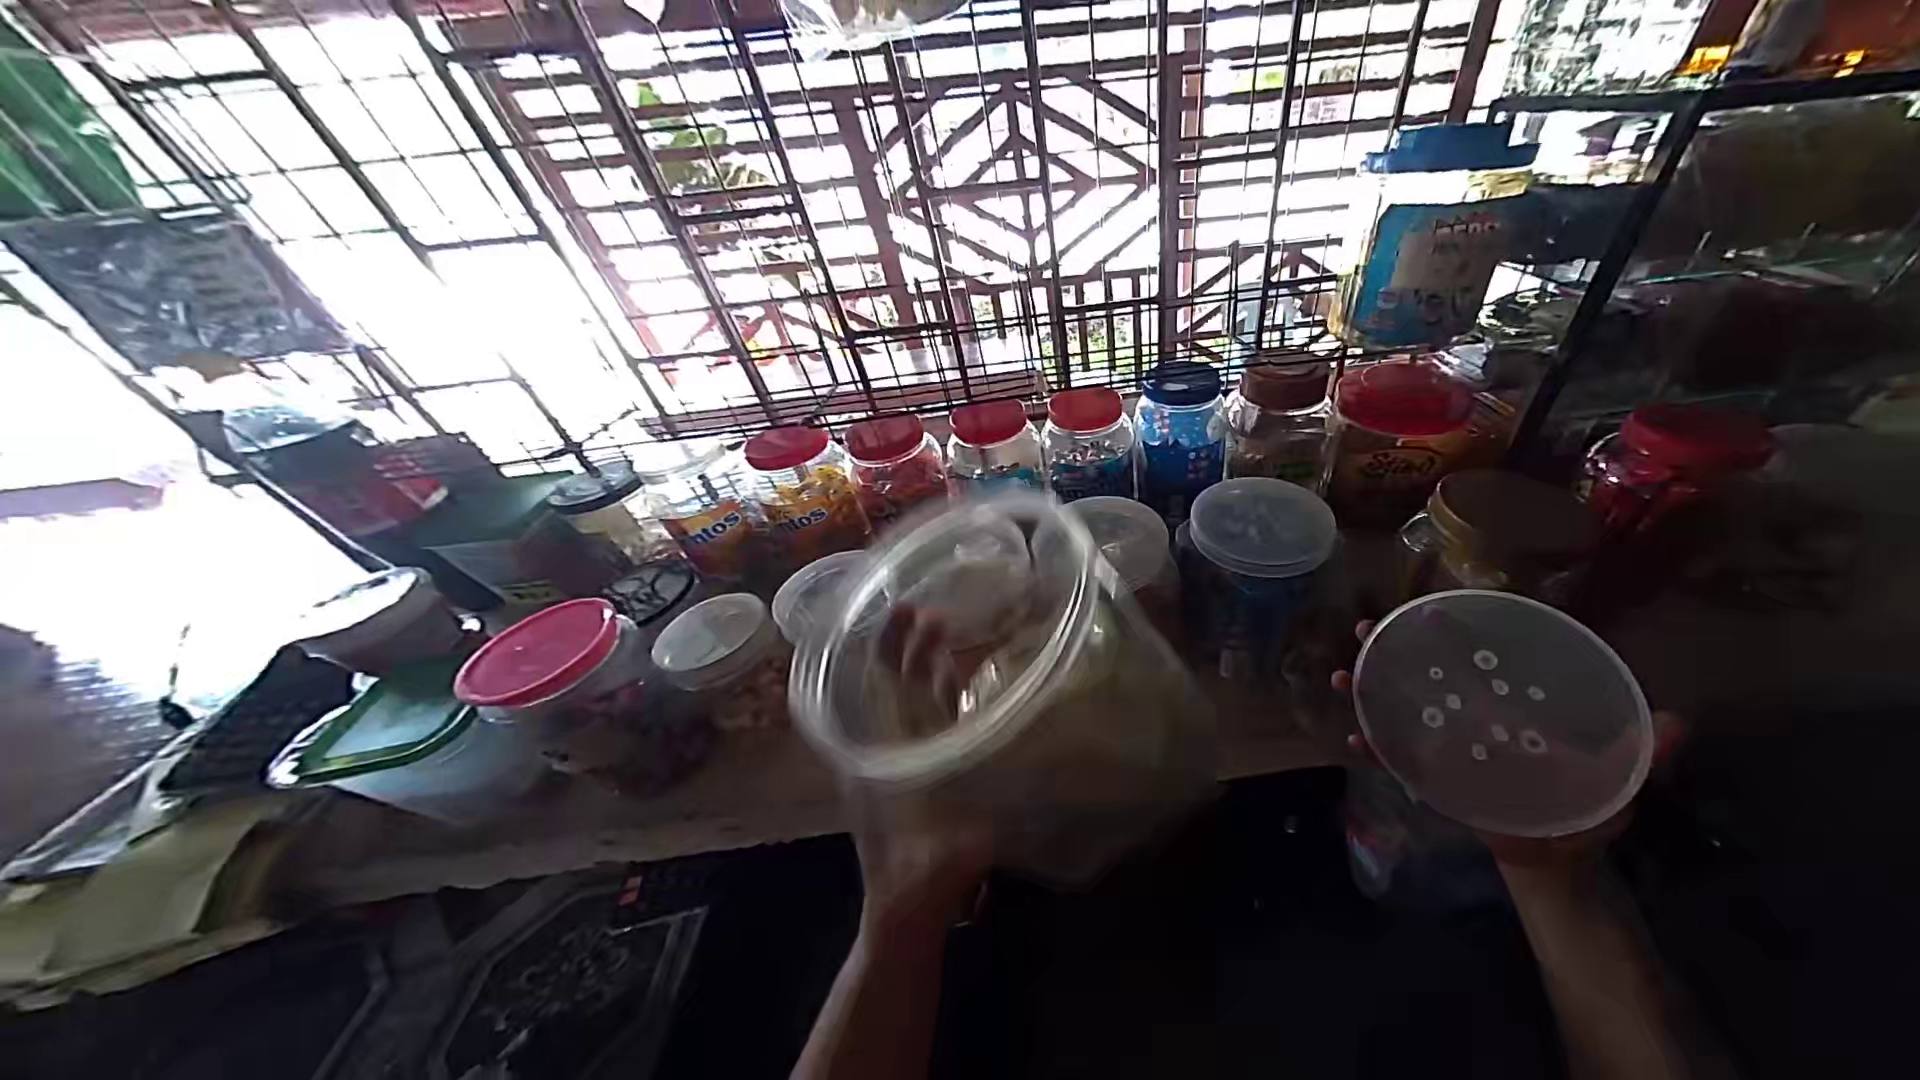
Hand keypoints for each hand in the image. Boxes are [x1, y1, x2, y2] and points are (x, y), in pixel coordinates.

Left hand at [851, 607, 992, 937]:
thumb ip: (969, 831)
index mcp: (882, 753)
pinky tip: (951, 673)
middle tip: (930, 610)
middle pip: (897, 684)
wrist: (906, 910)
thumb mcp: (945, 854)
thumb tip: (991, 804)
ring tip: (940, 627)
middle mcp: (888, 745)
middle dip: (910, 647)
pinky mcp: (922, 765)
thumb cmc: (920, 879)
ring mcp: (905, 754)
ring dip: (925, 664)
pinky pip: (929, 719)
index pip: (882, 686)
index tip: (904, 612)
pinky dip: (940, 693)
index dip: (891, 647)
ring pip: (913, 698)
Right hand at [1330, 619, 1682, 868]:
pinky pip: (1391, 757)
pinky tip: (1354, 741)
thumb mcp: (1618, 782)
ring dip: (1362, 691)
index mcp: (1501, 712)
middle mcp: (1462, 720)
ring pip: (1390, 709)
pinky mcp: (1425, 776)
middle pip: (1415, 676)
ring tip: (1341, 678)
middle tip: (1361, 630)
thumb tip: (1680, 719)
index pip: (1468, 664)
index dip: (1444, 637)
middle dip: (1383, 650)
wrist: (1555, 863)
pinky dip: (1370, 748)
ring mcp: (1438, 746)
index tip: (1421, 611)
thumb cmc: (1583, 817)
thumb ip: (1643, 755)